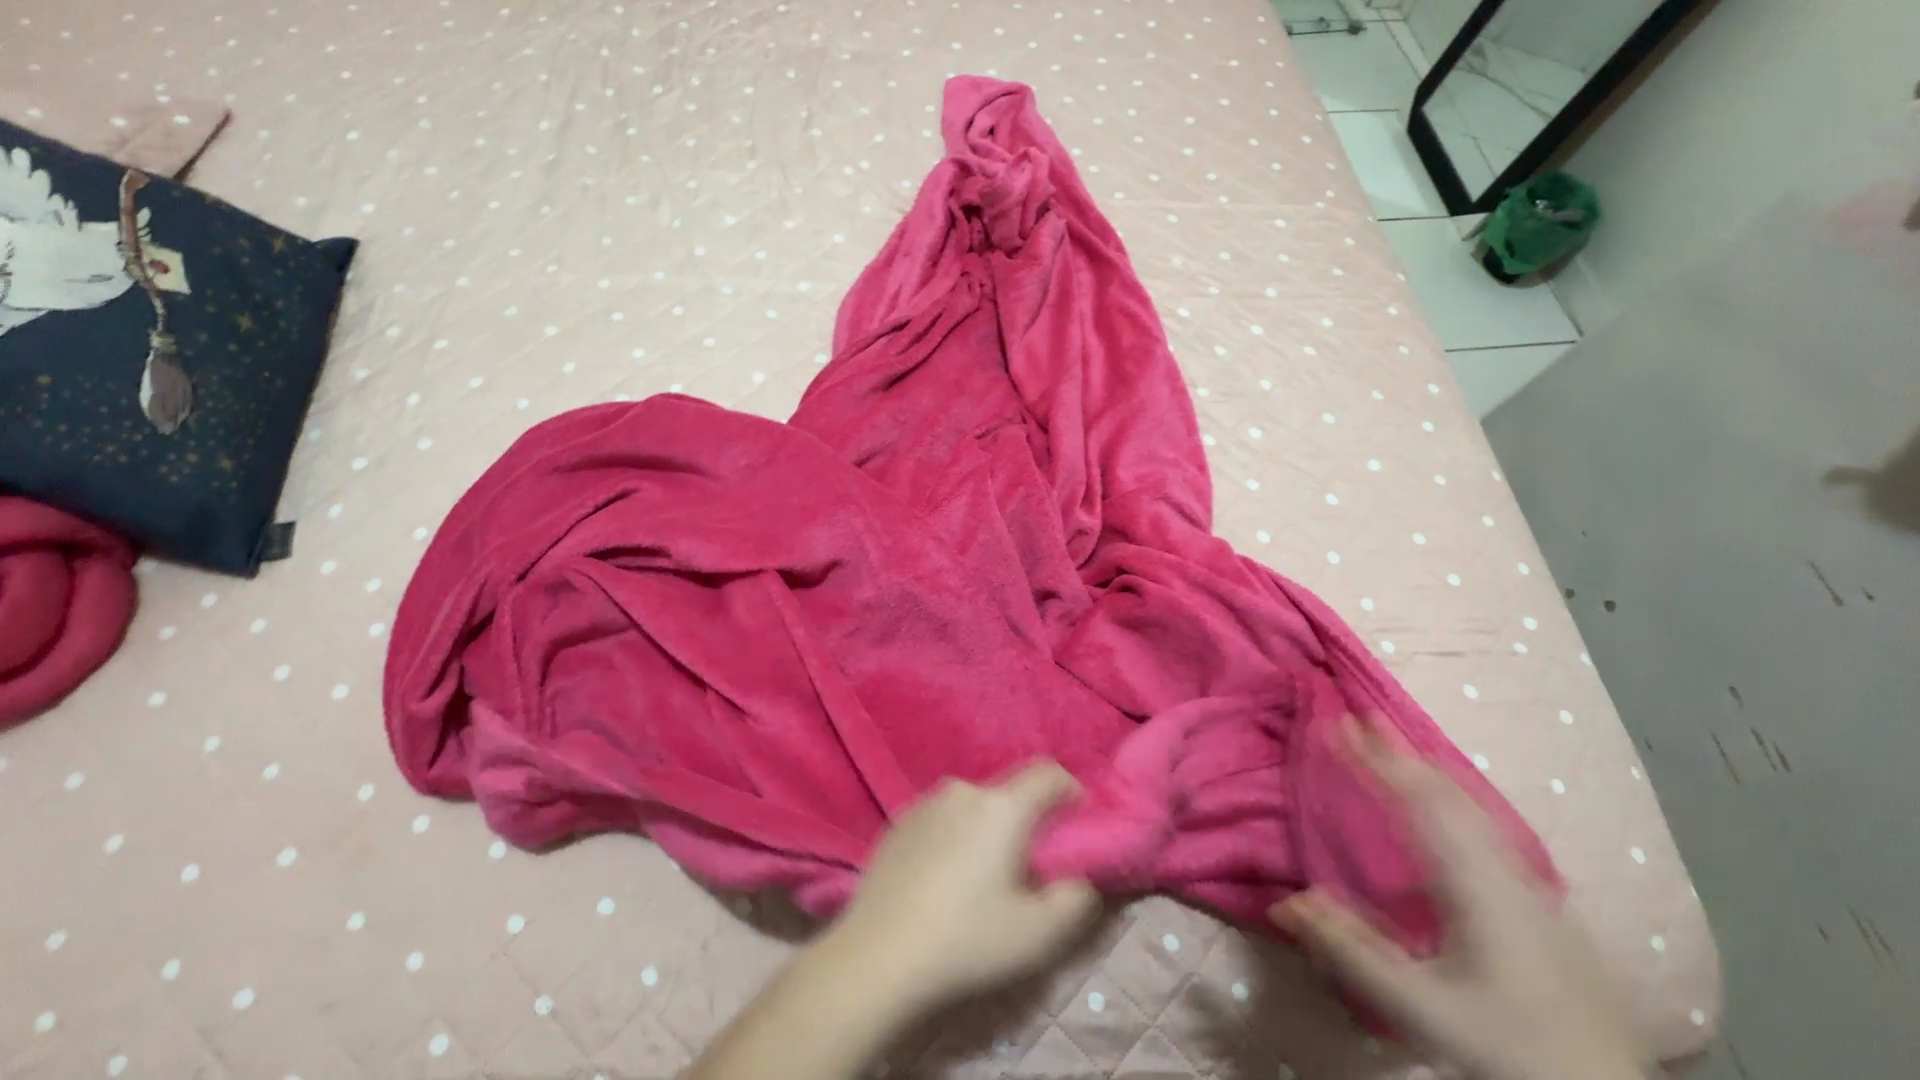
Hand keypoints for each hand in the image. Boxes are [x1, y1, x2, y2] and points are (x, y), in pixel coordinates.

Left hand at [826, 762, 1101, 1010]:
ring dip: (988, 831)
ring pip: (973, 808)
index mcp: (1000, 806)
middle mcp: (961, 792)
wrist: (875, 960)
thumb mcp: (1040, 934)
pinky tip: (943, 884)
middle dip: (1028, 822)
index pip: (1049, 773)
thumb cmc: (967, 942)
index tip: (1074, 830)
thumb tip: (1080, 878)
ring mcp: (922, 805)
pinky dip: (954, 840)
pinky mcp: (895, 825)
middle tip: (1029, 870)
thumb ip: (1077, 898)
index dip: (1072, 793)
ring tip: (982, 881)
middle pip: (1009, 792)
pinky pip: (941, 821)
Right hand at [1272, 722, 1646, 1079]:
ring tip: (1399, 745)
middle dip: (1401, 752)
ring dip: (1430, 769)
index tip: (1338, 725)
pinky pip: (1488, 825)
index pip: (1416, 803)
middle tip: (1361, 716)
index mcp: (1473, 884)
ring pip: (1474, 807)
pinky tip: (1452, 808)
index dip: (1374, 761)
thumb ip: (1351, 950)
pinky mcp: (1542, 903)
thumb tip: (1285, 902)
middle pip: (1448, 794)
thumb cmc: (1506, 1043)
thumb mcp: (1418, 1005)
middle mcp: (1504, 870)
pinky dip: (1455, 796)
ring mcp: (1530, 884)